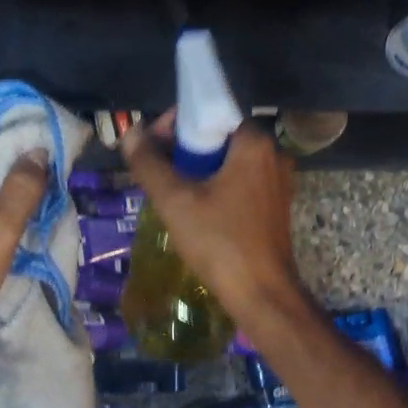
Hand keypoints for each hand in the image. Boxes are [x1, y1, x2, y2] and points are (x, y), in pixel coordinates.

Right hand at [120, 110, 298, 309]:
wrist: (262, 295)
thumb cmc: (220, 242)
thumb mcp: (175, 200)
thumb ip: (149, 163)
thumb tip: (130, 133)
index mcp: (254, 141)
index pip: (209, 112)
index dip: (175, 125)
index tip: (152, 146)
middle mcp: (272, 153)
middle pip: (218, 136)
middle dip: (183, 150)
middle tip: (157, 172)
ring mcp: (277, 180)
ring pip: (227, 161)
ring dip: (197, 170)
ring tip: (170, 192)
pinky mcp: (275, 204)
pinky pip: (238, 181)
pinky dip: (215, 187)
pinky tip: (194, 210)